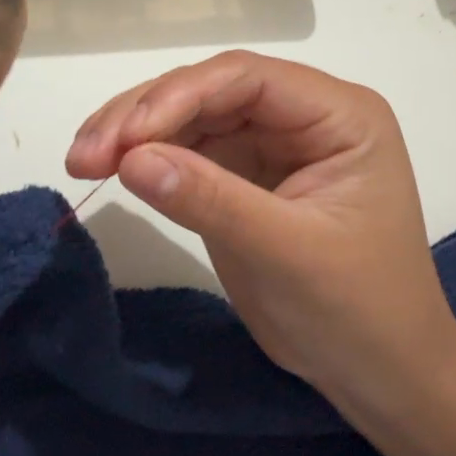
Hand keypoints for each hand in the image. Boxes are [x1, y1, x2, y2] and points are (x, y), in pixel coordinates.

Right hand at [65, 51, 455, 399]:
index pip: (244, 79)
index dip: (177, 97)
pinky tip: (102, 169)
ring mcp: (264, 143)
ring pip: (181, 116)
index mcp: (337, 114)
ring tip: (79, 161)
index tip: (124, 139)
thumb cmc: (357, 312)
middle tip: (83, 155)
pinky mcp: (235, 173)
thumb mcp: (287, 254)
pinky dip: (138, 159)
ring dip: (128, 134)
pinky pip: (178, 150)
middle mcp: (298, 115)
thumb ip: (210, 199)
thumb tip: (128, 159)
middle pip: (204, 91)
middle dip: (140, 117)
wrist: (377, 375)